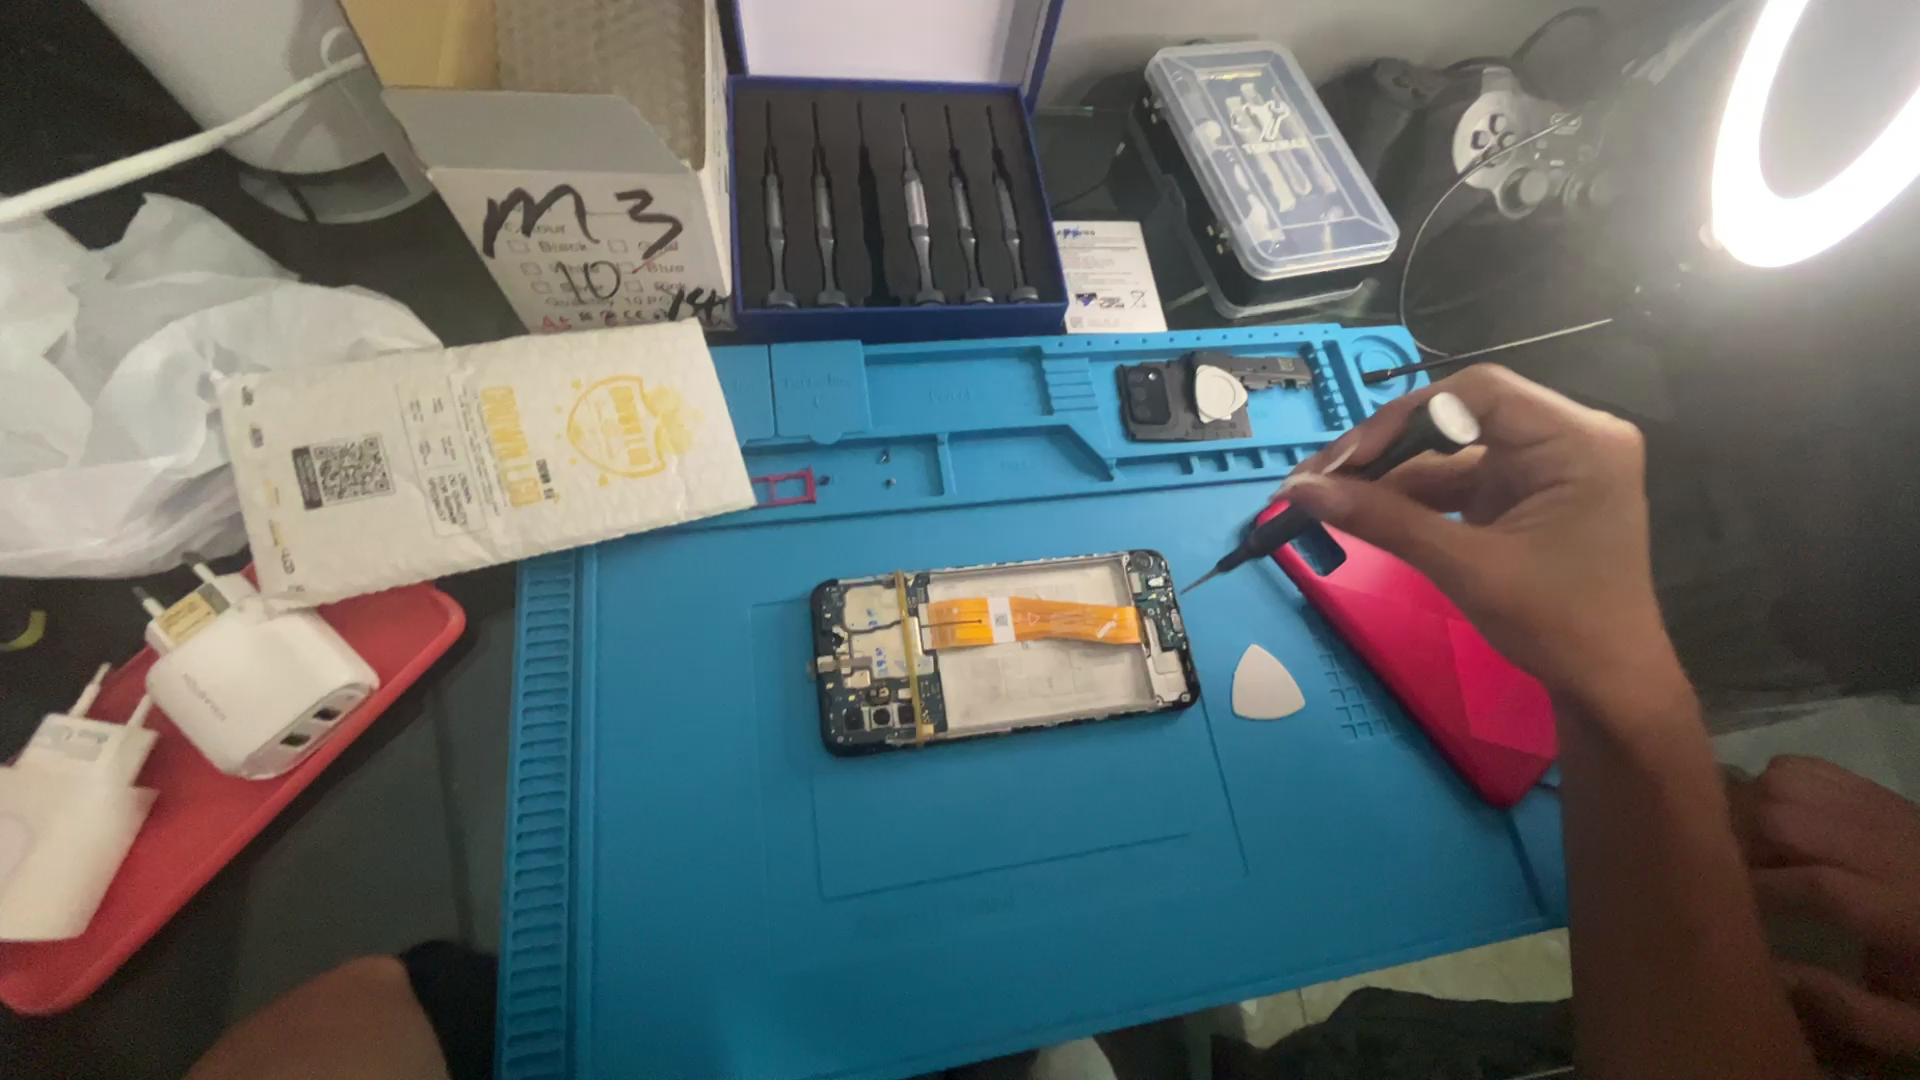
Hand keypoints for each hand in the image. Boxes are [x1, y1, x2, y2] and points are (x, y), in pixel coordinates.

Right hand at [1280, 365, 1677, 712]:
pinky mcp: (1512, 492)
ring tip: (1320, 496)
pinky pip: (1446, 480)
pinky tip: (1355, 509)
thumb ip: (1384, 521)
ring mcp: (1534, 466)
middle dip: (1383, 449)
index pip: (1479, 393)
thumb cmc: (1556, 622)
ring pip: (1440, 451)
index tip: (1348, 460)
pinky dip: (1400, 497)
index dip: (1404, 418)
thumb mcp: (1465, 567)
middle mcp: (1560, 438)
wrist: (1603, 681)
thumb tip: (1301, 489)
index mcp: (1577, 441)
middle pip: (1452, 417)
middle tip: (1317, 478)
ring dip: (1381, 476)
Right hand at [1730, 756, 1919, 1057]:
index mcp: (1911, 915)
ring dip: (1747, 804)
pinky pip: (1805, 768)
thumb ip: (1852, 1011)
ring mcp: (1891, 817)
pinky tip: (1770, 809)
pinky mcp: (1882, 797)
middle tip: (1719, 861)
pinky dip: (1771, 781)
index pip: (1816, 886)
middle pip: (1787, 821)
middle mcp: (1899, 855)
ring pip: (1786, 785)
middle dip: (1737, 838)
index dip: (1754, 888)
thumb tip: (1768, 973)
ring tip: (1740, 836)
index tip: (1717, 900)